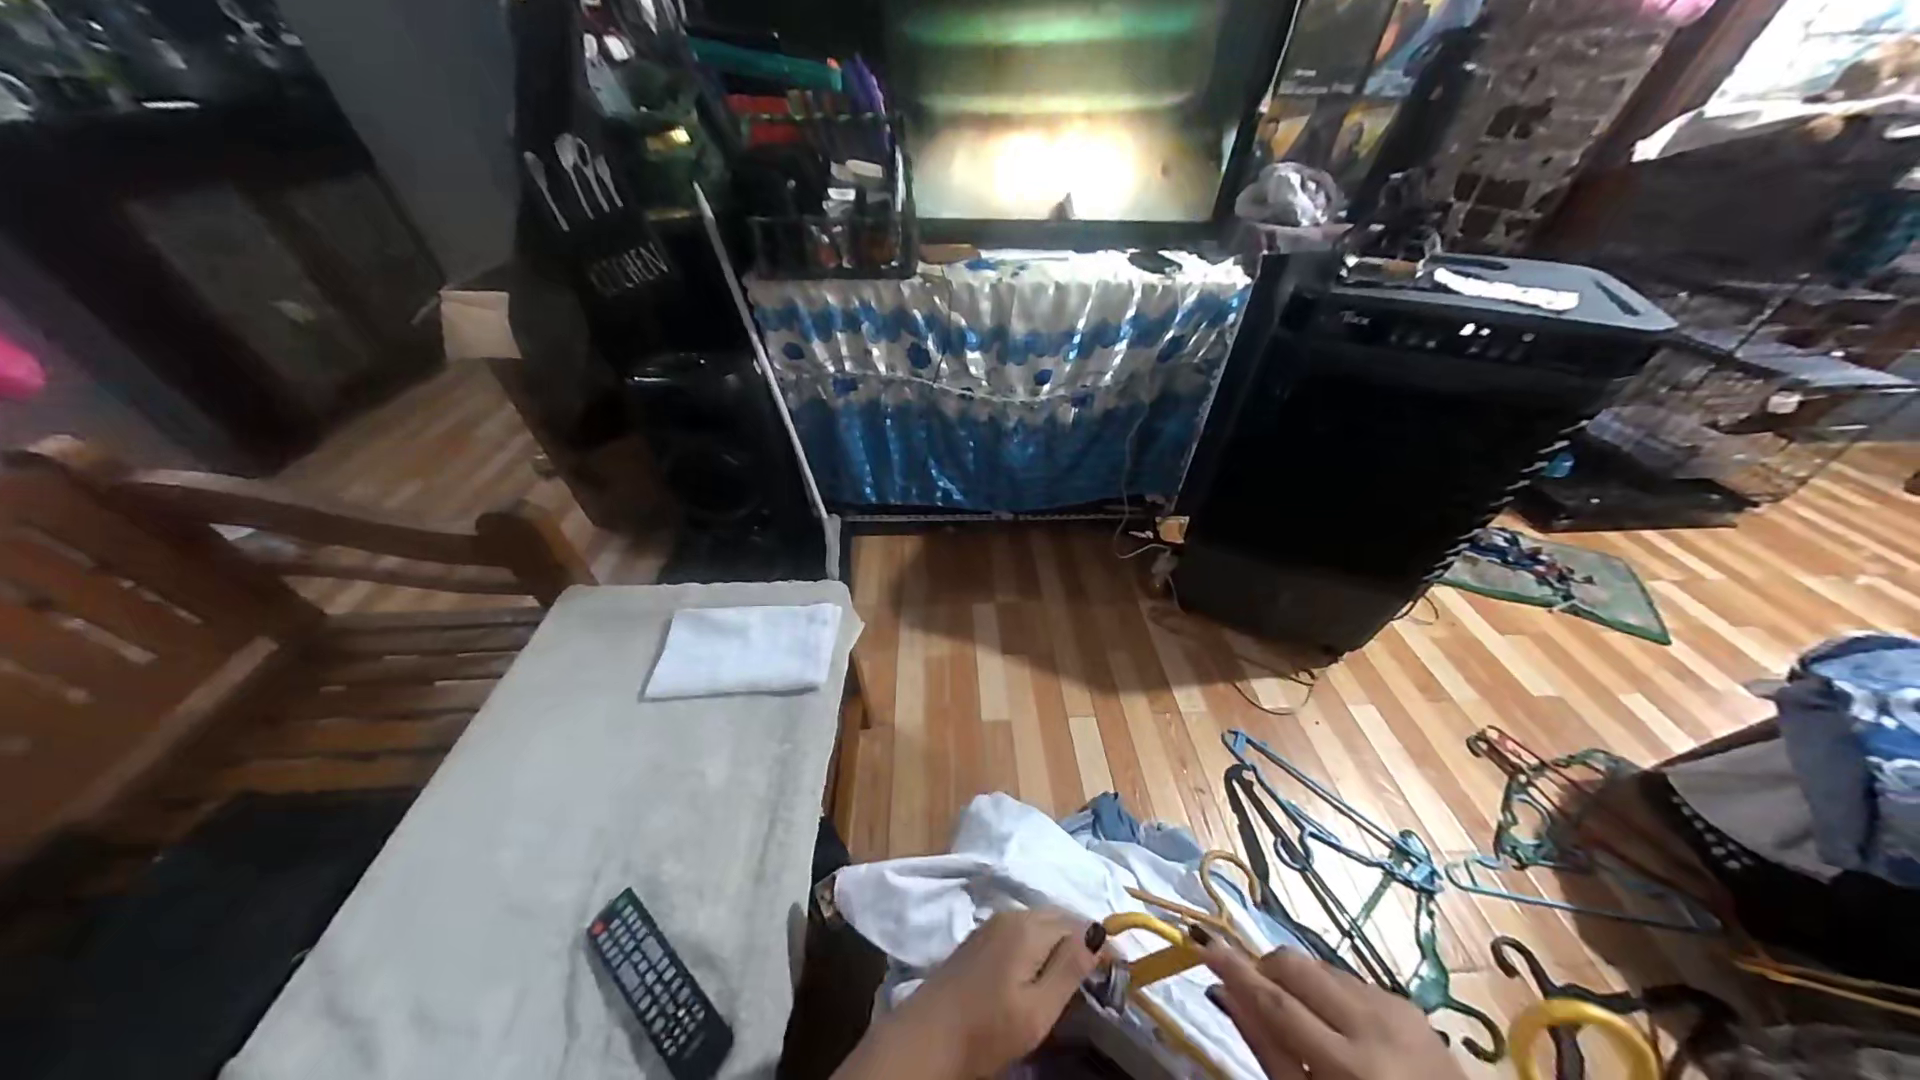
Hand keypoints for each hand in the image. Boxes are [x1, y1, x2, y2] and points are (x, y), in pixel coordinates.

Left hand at [835, 908, 1106, 1079]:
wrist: (926, 1037)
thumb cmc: (987, 1029)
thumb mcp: (1037, 1009)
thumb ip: (1068, 969)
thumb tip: (1097, 935)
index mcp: (1028, 928)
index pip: (1078, 924)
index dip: (1103, 943)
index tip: (1123, 968)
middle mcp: (1010, 915)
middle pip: (1058, 918)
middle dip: (1084, 937)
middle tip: (1104, 970)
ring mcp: (992, 925)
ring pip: (1040, 922)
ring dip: (1063, 940)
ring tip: (1079, 970)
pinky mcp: (980, 939)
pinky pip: (1022, 930)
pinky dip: (1042, 942)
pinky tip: (1045, 966)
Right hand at [1193, 933, 1469, 1079]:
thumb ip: (1266, 1048)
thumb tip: (1223, 991)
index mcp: (1347, 1066)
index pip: (1275, 1001)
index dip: (1236, 969)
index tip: (1203, 941)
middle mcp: (1373, 1027)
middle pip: (1296, 966)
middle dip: (1265, 967)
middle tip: (1252, 989)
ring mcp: (1397, 1010)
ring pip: (1320, 966)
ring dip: (1298, 981)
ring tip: (1301, 1016)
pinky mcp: (1410, 1005)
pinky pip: (1350, 979)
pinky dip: (1330, 991)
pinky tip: (1337, 1024)